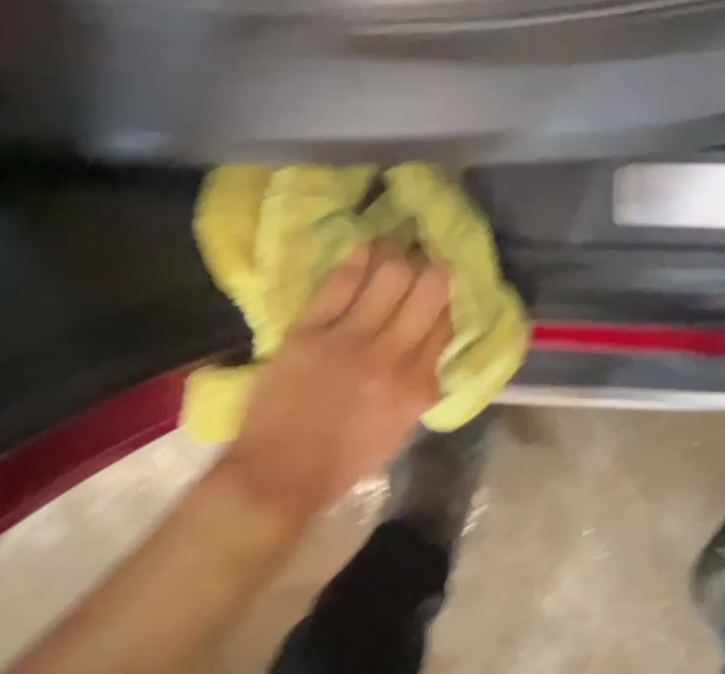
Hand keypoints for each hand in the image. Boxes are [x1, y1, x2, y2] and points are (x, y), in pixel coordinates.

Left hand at [220, 244, 451, 521]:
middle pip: (427, 286)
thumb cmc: (343, 460)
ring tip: (393, 248)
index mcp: (416, 385)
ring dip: (396, 254)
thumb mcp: (400, 426)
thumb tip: (430, 338)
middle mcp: (390, 356)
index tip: (438, 283)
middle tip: (422, 256)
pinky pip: (341, 281)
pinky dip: (357, 260)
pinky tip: (363, 251)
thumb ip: (420, 380)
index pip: (446, 319)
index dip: (445, 295)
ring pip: (389, 273)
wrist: (279, 476)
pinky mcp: (309, 330)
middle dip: (429, 265)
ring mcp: (349, 339)